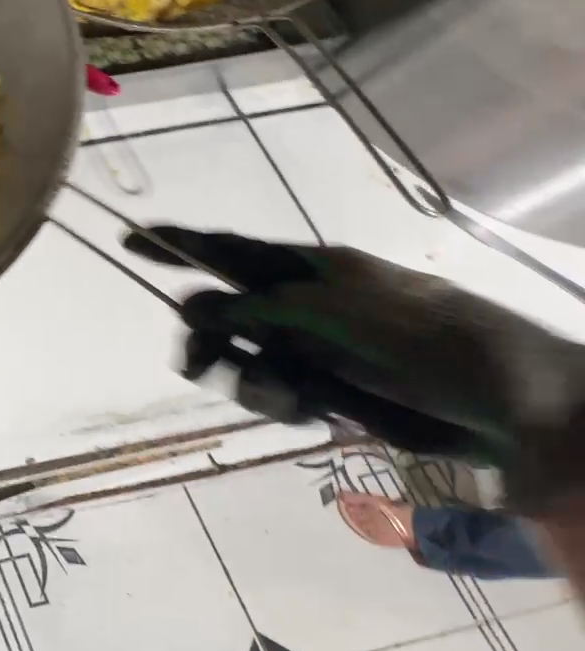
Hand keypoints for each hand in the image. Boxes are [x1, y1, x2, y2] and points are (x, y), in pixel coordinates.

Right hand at [126, 227, 584, 513]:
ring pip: (240, 357)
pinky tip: (310, 411)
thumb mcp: (337, 316)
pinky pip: (269, 390)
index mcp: (314, 272)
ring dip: (249, 380)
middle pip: (222, 313)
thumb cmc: (434, 343)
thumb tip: (185, 302)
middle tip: (196, 364)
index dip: (178, 244)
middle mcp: (305, 305)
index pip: (230, 251)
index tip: (131, 239)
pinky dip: (278, 402)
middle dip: (207, 339)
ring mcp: (313, 346)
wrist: (520, 406)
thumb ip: (256, 308)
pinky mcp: (324, 385)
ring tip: (290, 400)